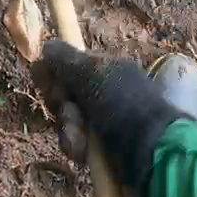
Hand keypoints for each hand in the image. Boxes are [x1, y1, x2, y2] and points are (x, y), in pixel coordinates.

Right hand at [29, 42, 188, 195]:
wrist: (150, 150)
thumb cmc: (123, 105)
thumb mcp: (93, 73)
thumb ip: (66, 59)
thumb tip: (47, 46)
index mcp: (108, 69)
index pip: (70, 66)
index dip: (55, 74)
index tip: (50, 82)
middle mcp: (104, 92)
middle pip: (64, 93)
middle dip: (61, 103)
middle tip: (70, 110)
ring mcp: (103, 120)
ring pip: (67, 120)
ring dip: (68, 128)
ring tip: (81, 137)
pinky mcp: (101, 146)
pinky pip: (76, 141)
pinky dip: (77, 145)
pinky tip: (84, 151)